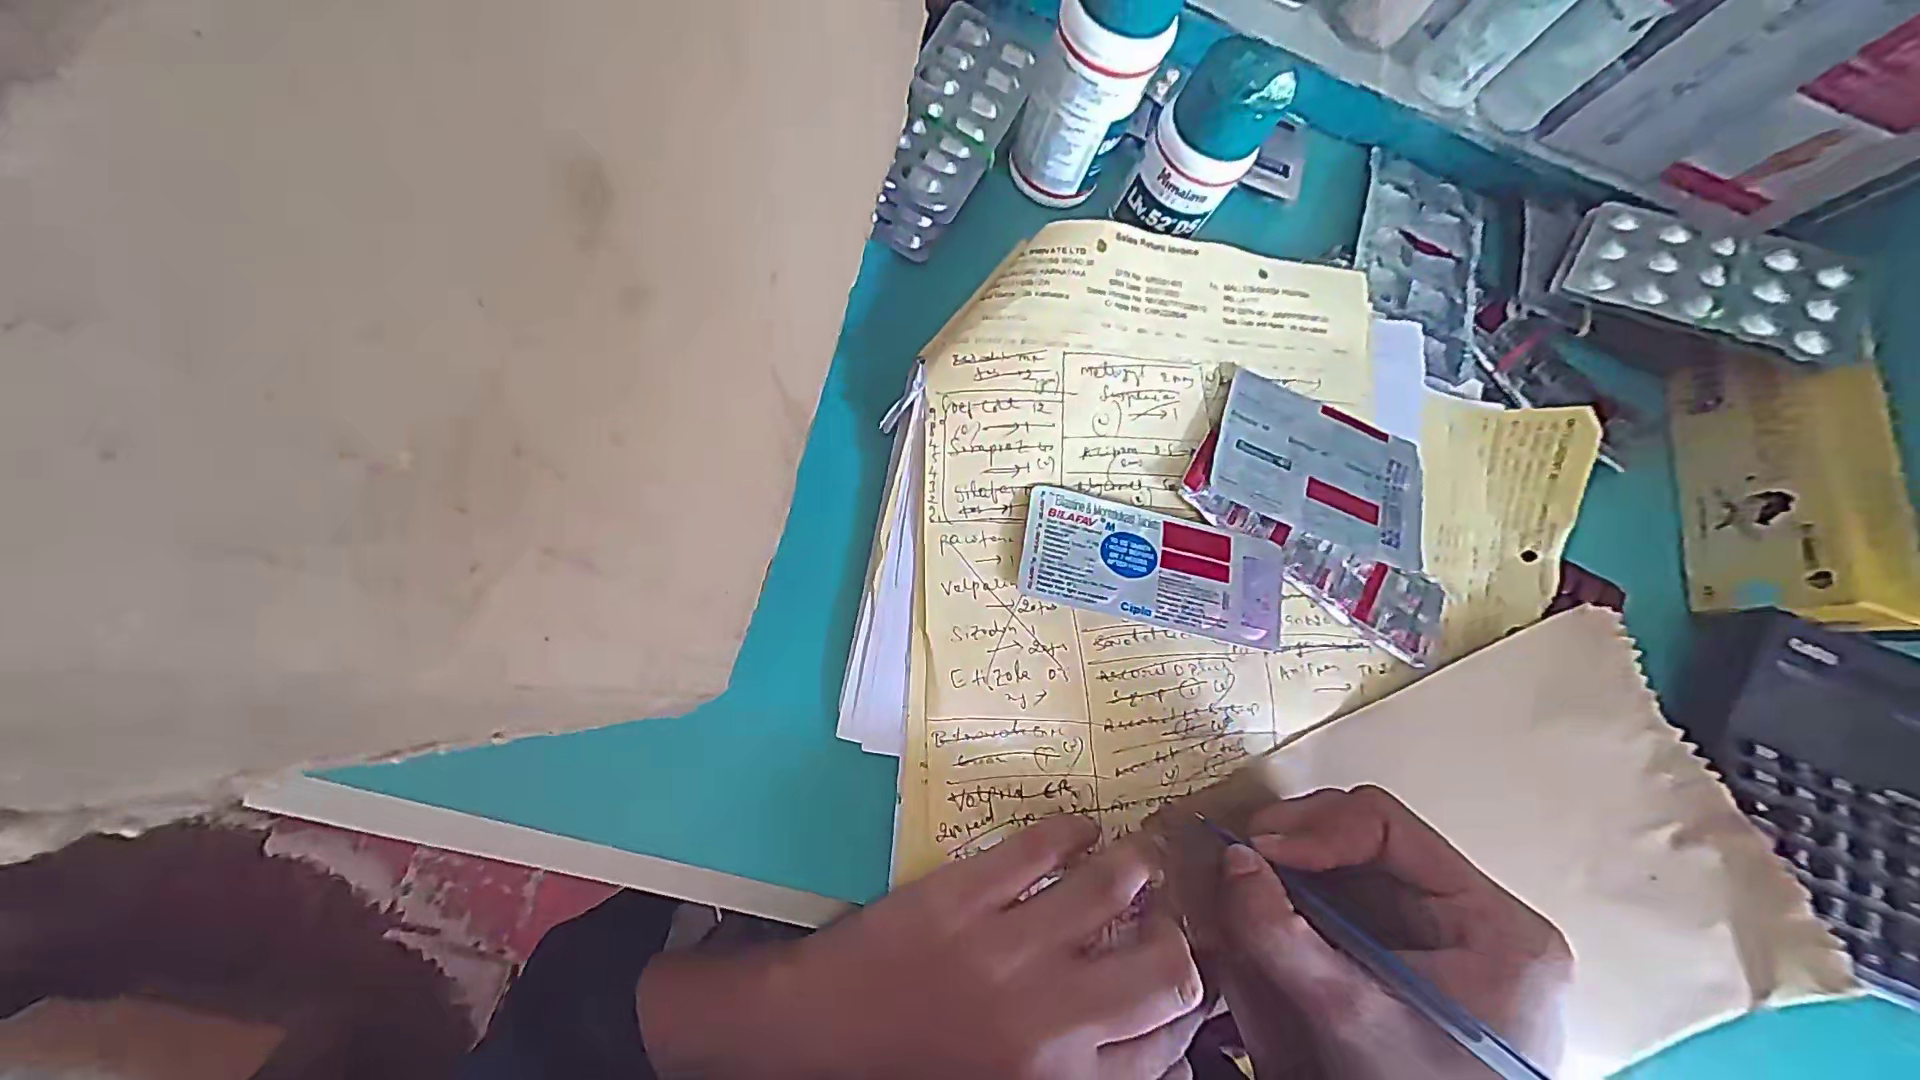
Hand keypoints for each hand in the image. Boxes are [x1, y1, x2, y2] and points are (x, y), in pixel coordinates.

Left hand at [637, 815, 1206, 1078]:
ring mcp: (1007, 948)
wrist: (818, 1037)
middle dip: (1177, 939)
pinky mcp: (966, 893)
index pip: (1164, 1047)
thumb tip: (1136, 1024)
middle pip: (1165, 971)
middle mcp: (1049, 1021)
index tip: (1175, 972)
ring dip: (1137, 865)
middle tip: (1162, 916)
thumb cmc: (919, 1070)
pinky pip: (1041, 846)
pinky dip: (1074, 829)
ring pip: (1111, 888)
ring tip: (1137, 858)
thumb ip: (1079, 1067)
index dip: (1182, 1004)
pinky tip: (1081, 830)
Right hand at [1203, 786, 1571, 1078]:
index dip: (1316, 828)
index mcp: (1494, 926)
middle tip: (1250, 855)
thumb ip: (1283, 936)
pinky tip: (1274, 902)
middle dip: (1298, 837)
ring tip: (1255, 878)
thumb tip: (1235, 860)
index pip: (1386, 825)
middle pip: (1364, 829)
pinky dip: (1299, 885)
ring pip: (1349, 853)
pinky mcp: (1407, 942)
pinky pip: (1344, 886)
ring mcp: (1439, 926)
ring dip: (1293, 859)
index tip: (1264, 848)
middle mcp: (1470, 913)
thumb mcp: (1350, 1019)